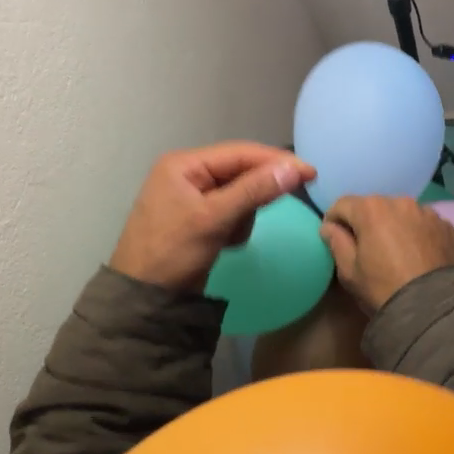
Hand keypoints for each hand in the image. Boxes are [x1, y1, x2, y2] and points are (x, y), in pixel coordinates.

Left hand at [109, 143, 314, 292]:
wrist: (143, 301)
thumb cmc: (172, 253)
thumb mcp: (214, 219)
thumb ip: (254, 191)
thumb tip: (294, 169)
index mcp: (184, 164)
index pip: (240, 153)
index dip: (277, 161)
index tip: (310, 173)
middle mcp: (187, 174)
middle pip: (240, 171)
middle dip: (257, 193)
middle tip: (287, 202)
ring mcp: (191, 197)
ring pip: (239, 193)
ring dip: (244, 214)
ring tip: (233, 236)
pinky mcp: (197, 219)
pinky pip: (230, 211)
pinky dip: (236, 225)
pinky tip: (227, 242)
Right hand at [319, 196, 453, 314]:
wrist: (432, 306)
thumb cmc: (383, 288)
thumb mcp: (350, 271)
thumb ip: (336, 242)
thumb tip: (329, 227)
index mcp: (371, 209)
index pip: (342, 204)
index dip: (334, 220)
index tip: (333, 238)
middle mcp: (400, 201)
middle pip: (374, 207)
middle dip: (366, 222)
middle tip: (366, 248)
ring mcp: (426, 212)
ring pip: (401, 213)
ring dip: (393, 226)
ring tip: (395, 251)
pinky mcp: (446, 226)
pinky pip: (423, 224)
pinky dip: (416, 233)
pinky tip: (417, 255)